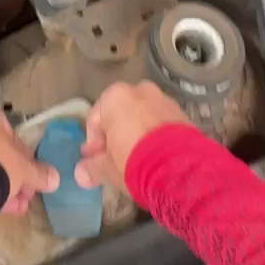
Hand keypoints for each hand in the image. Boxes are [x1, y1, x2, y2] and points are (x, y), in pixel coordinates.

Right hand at [76, 81, 192, 188]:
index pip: (94, 121)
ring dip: (135, 134)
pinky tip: (155, 155)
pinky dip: (155, 135)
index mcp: (114, 97)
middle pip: (119, 116)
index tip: (96, 162)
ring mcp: (163, 100)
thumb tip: (81, 174)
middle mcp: (138, 90)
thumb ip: (92, 168)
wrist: (183, 170)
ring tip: (137, 159)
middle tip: (115, 160)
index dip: (93, 145)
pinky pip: (160, 123)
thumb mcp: (107, 168)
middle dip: (115, 137)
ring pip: (141, 117)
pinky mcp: (183, 113)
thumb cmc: (134, 161)